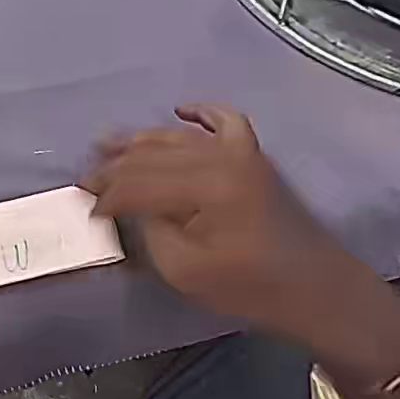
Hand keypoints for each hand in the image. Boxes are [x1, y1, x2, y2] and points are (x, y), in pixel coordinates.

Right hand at [81, 104, 399, 385]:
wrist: (313, 286)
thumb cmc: (248, 287)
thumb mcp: (184, 271)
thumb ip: (151, 231)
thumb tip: (131, 206)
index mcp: (204, 188)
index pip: (139, 184)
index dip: (108, 196)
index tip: (87, 208)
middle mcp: (221, 158)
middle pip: (153, 156)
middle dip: (114, 167)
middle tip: (86, 177)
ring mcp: (241, 152)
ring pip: (179, 137)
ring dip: (141, 140)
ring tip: (108, 142)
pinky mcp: (255, 155)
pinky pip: (225, 121)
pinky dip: (201, 113)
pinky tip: (180, 110)